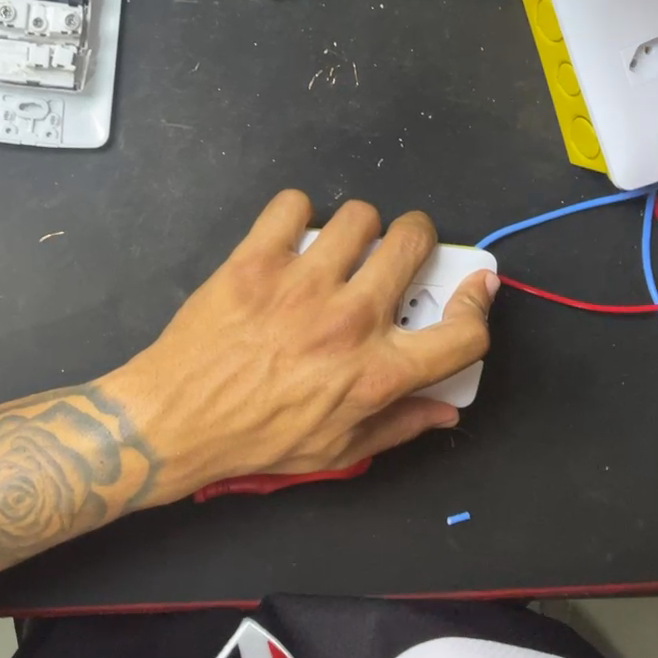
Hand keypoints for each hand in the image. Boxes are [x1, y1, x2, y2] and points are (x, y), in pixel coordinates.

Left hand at [106, 192, 497, 505]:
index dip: (479, 303)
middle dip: (416, 237)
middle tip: (397, 248)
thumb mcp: (337, 452)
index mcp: (377, 372)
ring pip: (358, 215)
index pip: (461, 332)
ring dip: (357, 226)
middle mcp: (349, 320)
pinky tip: (288, 237)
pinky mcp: (255, 260)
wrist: (178, 417)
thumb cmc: (258, 439)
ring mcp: (301, 284)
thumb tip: (445, 408)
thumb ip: (398, 426)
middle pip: (413, 244)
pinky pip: (291, 205)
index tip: (474, 285)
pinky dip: (295, 213)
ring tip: (338, 245)